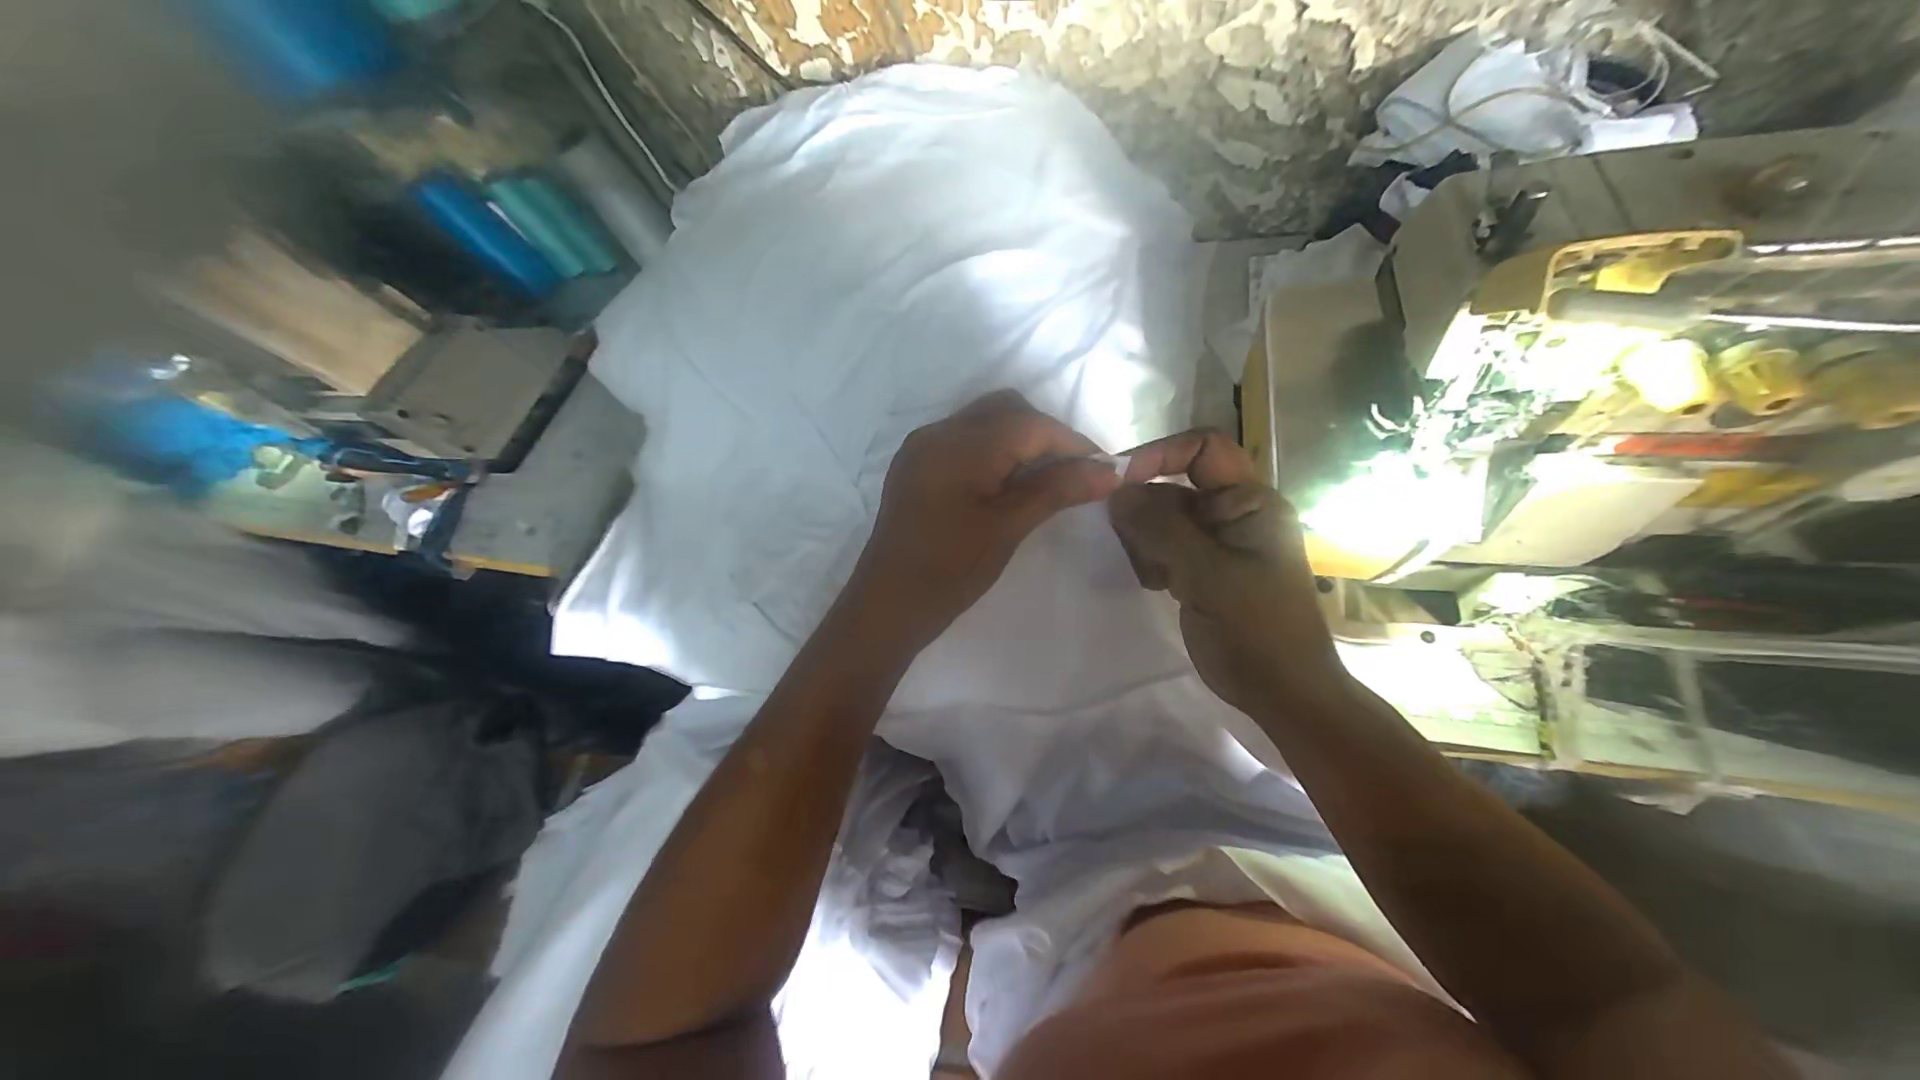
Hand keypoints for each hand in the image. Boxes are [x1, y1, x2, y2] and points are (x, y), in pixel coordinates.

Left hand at [852, 390, 1122, 646]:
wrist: (888, 605)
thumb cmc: (951, 570)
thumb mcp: (1008, 528)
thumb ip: (1058, 489)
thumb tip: (1112, 470)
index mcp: (959, 445)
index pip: (1030, 424)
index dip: (1073, 442)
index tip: (1105, 467)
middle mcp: (938, 432)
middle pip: (1006, 408)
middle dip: (1045, 433)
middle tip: (1073, 472)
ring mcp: (922, 446)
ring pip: (985, 420)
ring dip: (1020, 438)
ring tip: (1045, 478)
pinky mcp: (916, 464)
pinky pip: (964, 438)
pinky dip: (994, 449)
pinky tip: (1007, 482)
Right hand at [1107, 430, 1349, 715]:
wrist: (1284, 691)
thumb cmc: (1257, 628)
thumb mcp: (1207, 573)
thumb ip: (1160, 528)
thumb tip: (1115, 492)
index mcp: (1251, 502)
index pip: (1202, 448)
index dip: (1160, 454)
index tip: (1119, 482)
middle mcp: (1235, 514)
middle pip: (1174, 486)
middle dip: (1145, 509)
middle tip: (1131, 544)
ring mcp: (1218, 544)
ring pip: (1164, 518)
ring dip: (1145, 539)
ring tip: (1150, 574)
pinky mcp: (1204, 570)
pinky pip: (1166, 547)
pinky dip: (1151, 560)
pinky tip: (1156, 586)